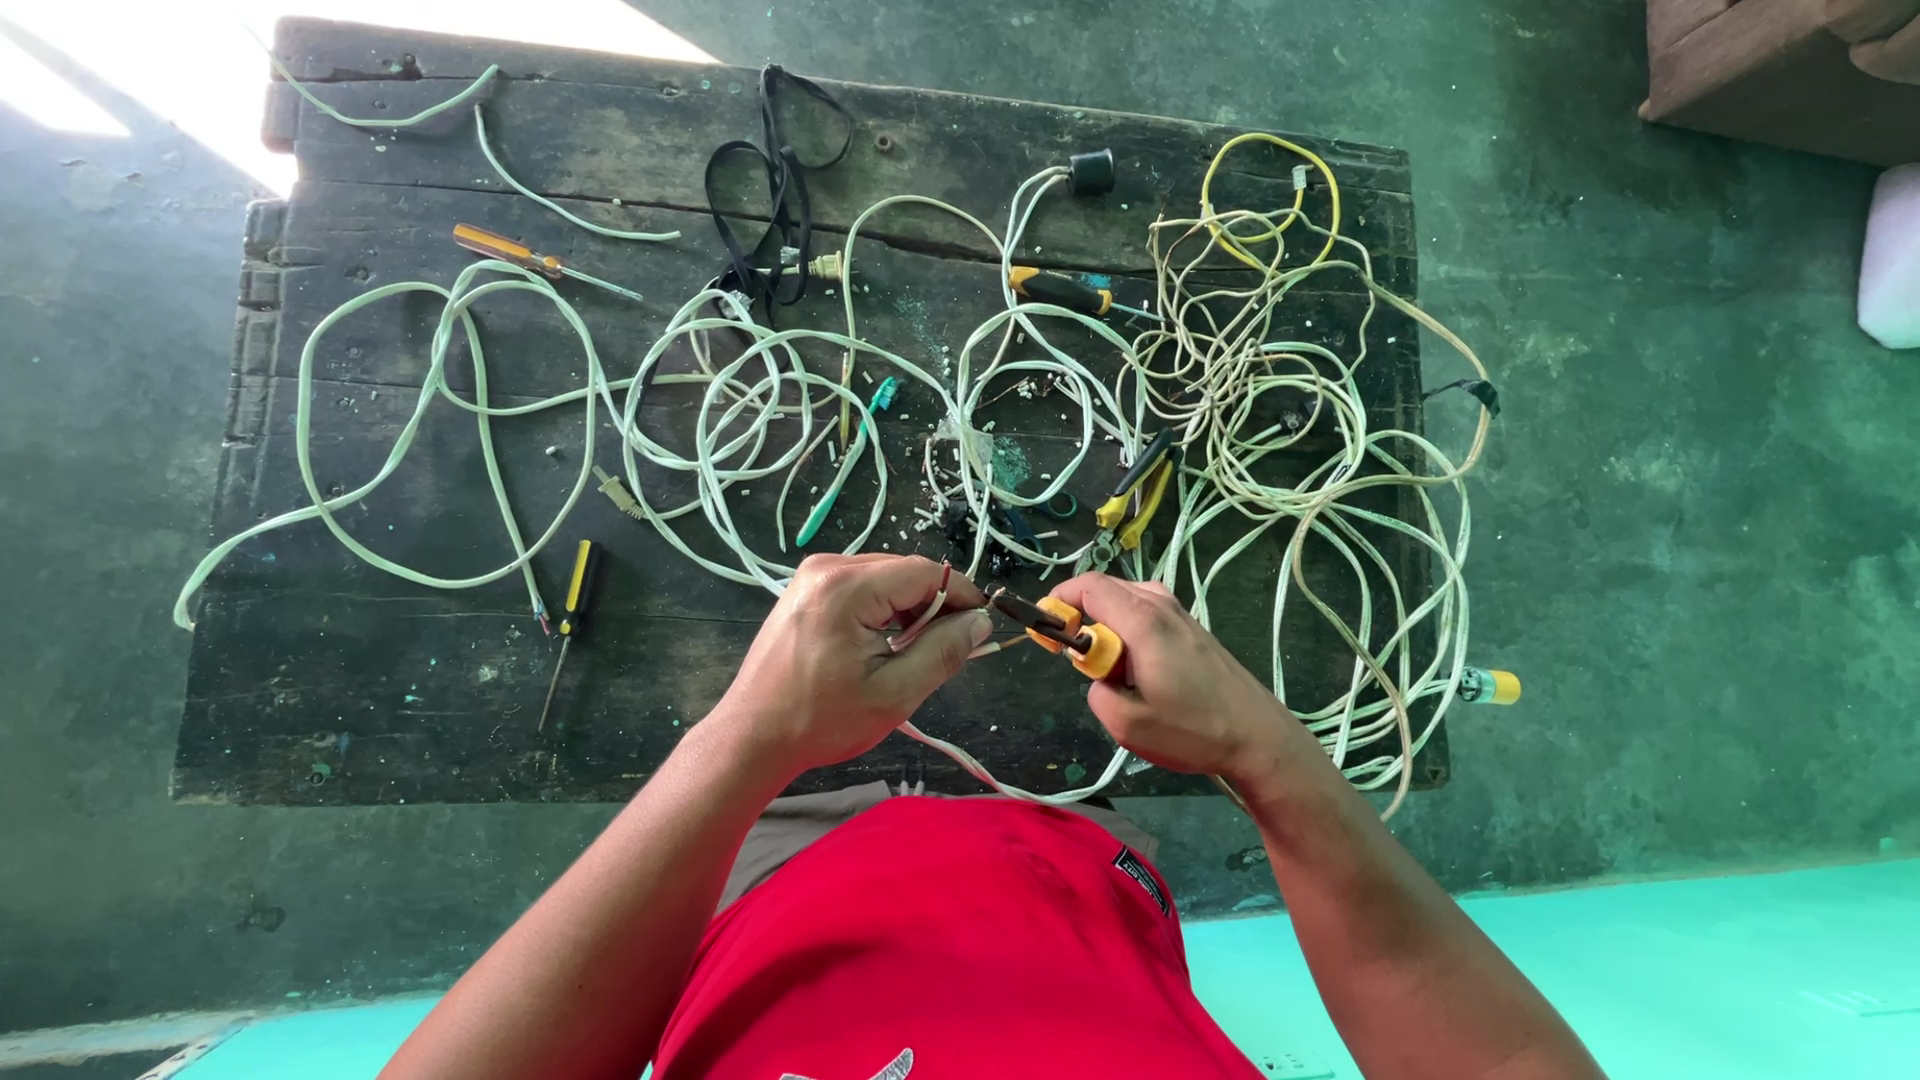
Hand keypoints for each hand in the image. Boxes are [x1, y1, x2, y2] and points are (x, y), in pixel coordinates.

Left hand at [712, 554, 990, 774]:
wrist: (752, 736)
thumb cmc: (821, 721)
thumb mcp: (894, 693)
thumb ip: (943, 651)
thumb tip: (980, 622)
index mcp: (847, 587)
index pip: (924, 571)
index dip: (960, 594)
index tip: (982, 624)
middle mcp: (828, 566)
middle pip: (904, 571)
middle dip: (933, 604)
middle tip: (948, 647)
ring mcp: (812, 575)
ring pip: (884, 577)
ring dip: (908, 608)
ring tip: (913, 651)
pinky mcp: (806, 589)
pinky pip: (861, 585)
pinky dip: (882, 608)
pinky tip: (883, 643)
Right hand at [1050, 573, 1316, 781]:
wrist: (1258, 736)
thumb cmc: (1193, 730)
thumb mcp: (1128, 724)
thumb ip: (1096, 693)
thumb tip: (1098, 674)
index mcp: (1143, 620)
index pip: (1088, 586)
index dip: (1059, 601)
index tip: (1048, 631)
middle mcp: (1160, 605)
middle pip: (1104, 588)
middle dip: (1080, 614)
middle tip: (1080, 659)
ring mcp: (1179, 612)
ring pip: (1124, 599)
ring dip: (1106, 623)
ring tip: (1111, 668)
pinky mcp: (1190, 625)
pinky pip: (1143, 611)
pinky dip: (1127, 627)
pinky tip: (1138, 666)